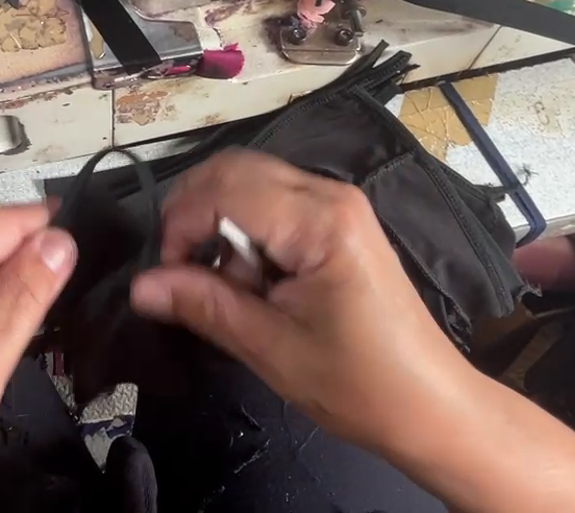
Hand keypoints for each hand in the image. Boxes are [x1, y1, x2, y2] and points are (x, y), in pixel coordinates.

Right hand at [127, 149, 476, 460]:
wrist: (434, 405)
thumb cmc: (360, 384)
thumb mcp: (272, 350)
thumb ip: (204, 306)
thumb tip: (140, 286)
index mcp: (320, 222)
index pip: (225, 190)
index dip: (182, 224)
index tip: (168, 274)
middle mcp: (328, 193)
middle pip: (233, 170)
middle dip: (194, 213)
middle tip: (182, 270)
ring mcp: (335, 200)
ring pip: (246, 179)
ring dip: (218, 220)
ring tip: (227, 282)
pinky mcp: (334, 214)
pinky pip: (268, 197)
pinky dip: (242, 226)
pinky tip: (251, 275)